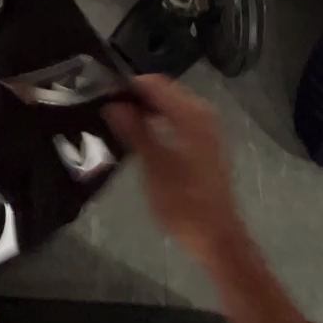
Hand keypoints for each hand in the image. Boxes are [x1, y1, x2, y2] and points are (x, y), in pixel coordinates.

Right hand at [103, 75, 247, 262]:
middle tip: (108, 109)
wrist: (218, 239)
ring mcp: (206, 127)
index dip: (129, 86)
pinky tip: (141, 135)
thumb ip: (134, 131)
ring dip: (147, 109)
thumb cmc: (185, 205)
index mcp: (191, 115)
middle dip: (137, 97)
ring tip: (119, 121)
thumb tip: (112, 103)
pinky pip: (178, 117)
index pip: (155, 83)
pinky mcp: (205, 141)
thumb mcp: (154, 168)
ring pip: (170, 104)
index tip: (104, 94)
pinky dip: (159, 120)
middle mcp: (202, 114)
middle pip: (163, 91)